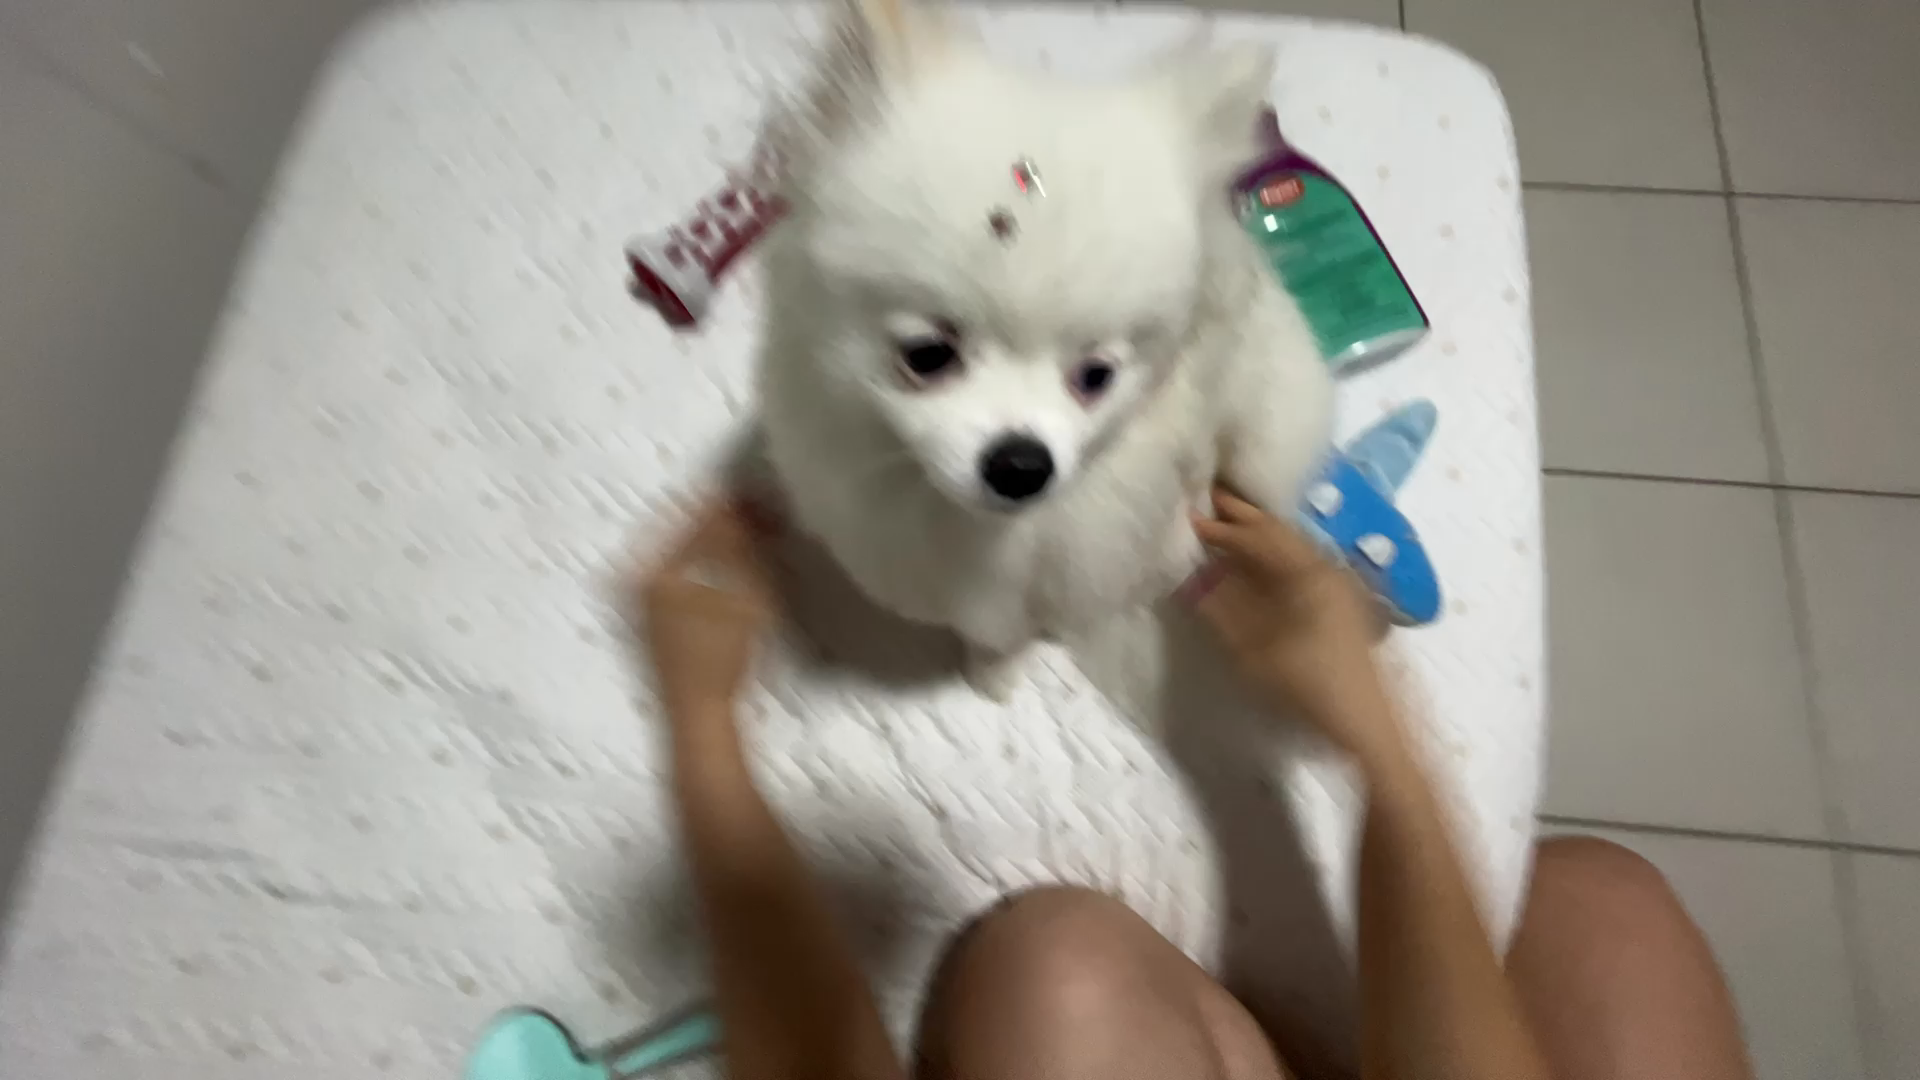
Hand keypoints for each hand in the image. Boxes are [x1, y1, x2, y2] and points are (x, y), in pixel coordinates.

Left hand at [637, 499, 777, 721]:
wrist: (699, 716)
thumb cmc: (719, 657)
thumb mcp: (741, 593)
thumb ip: (742, 542)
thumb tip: (748, 500)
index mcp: (645, 567)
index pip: (689, 515)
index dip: (730, 502)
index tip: (764, 495)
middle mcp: (632, 577)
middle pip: (682, 530)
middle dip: (725, 518)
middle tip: (763, 512)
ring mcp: (638, 598)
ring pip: (683, 550)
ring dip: (719, 539)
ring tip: (756, 532)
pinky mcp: (651, 615)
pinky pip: (682, 569)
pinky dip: (709, 560)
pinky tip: (737, 562)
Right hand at [1184, 486, 1399, 758]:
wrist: (1367, 726)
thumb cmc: (1307, 688)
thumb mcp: (1253, 651)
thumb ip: (1222, 609)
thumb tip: (1193, 578)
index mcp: (1307, 575)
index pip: (1257, 538)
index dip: (1221, 527)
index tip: (1189, 516)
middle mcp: (1327, 568)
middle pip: (1280, 531)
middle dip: (1244, 515)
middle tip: (1211, 498)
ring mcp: (1340, 583)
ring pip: (1293, 544)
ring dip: (1260, 533)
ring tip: (1229, 523)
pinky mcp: (1343, 601)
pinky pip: (1303, 561)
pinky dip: (1276, 553)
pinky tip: (1259, 561)